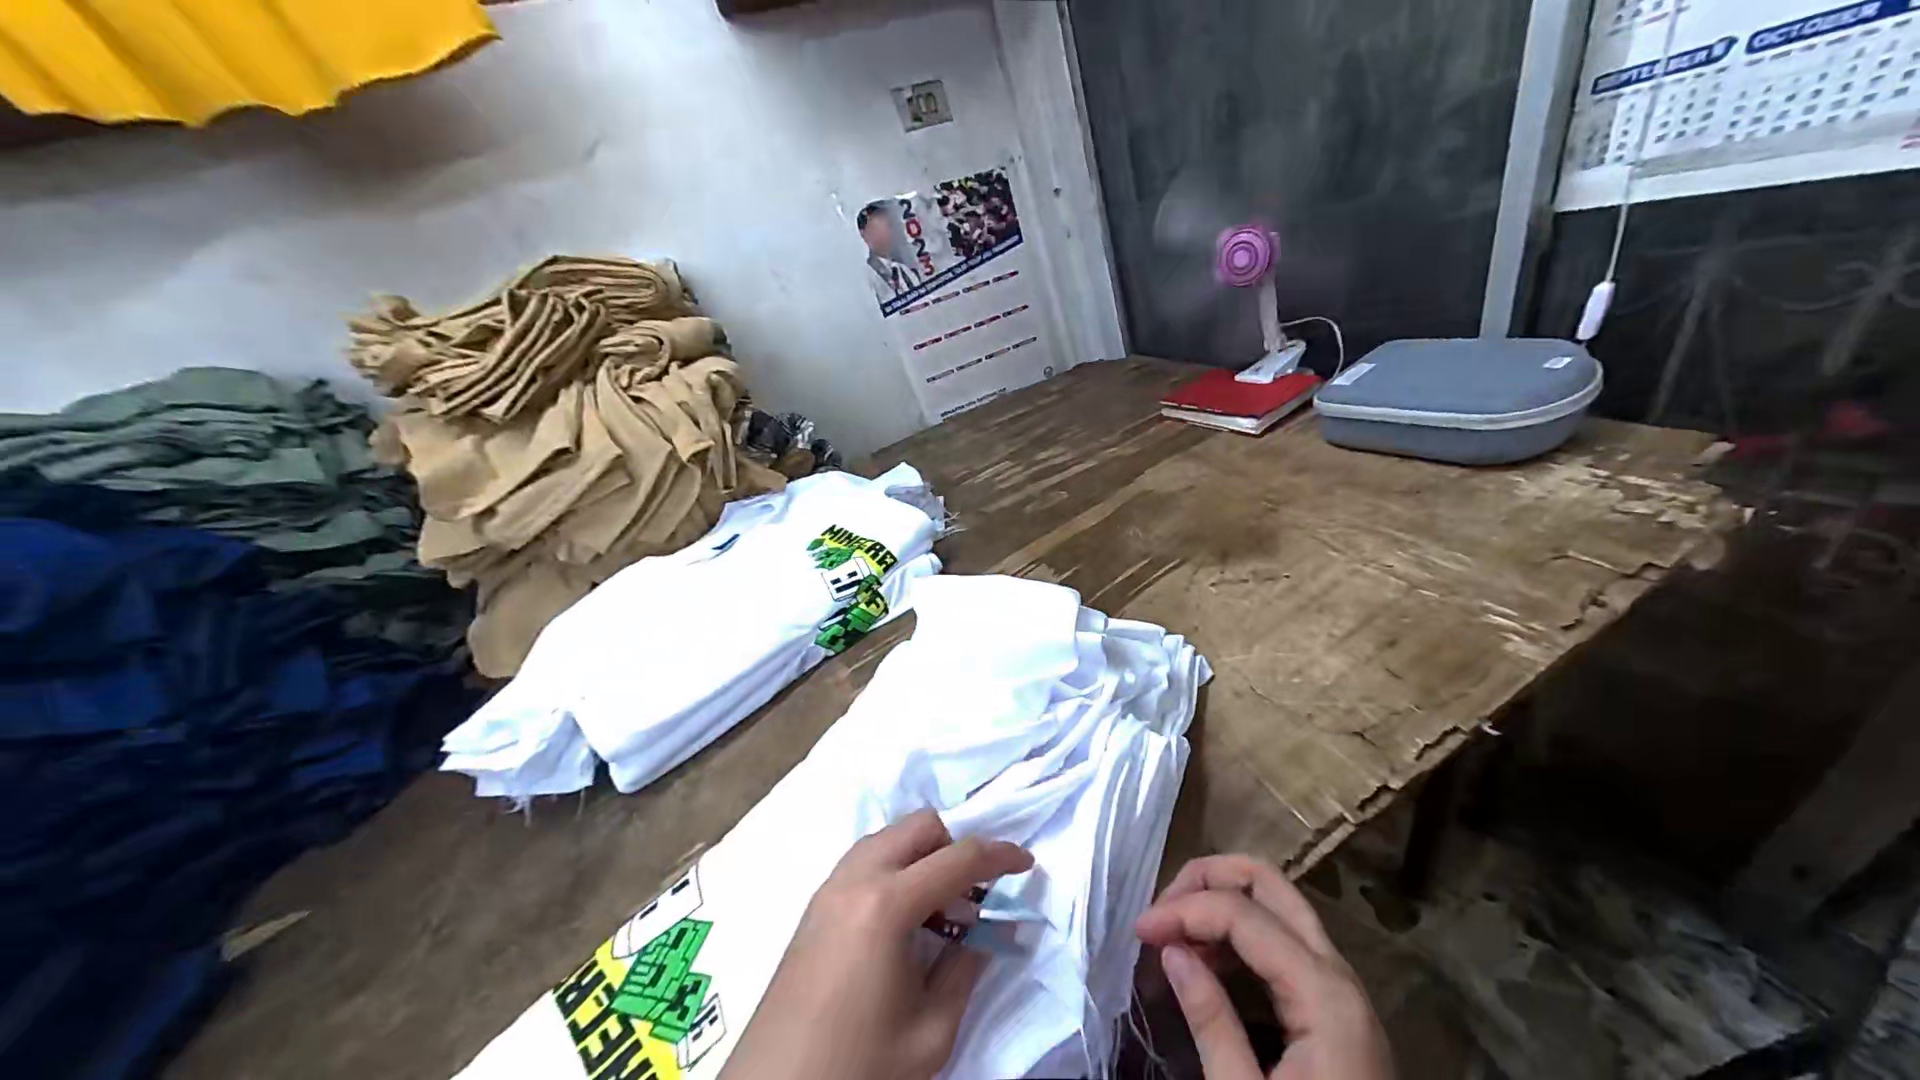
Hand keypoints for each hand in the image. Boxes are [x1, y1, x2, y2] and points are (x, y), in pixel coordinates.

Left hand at [719, 809, 1033, 1079]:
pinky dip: (896, 868)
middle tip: (979, 890)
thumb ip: (966, 968)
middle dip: (958, 845)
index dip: (1000, 856)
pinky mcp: (815, 904)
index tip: (1027, 863)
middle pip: (920, 826)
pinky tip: (907, 919)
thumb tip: (988, 931)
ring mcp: (829, 887)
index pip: (958, 857)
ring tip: (945, 910)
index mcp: (886, 903)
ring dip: (925, 856)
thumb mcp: (931, 1031)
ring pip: (890, 838)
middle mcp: (855, 878)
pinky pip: (866, 860)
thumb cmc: (859, 1067)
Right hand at [1136, 855, 1394, 1079]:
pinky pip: (1284, 936)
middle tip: (1162, 909)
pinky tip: (1208, 955)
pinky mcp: (1334, 1004)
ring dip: (1221, 899)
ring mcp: (1341, 986)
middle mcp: (1339, 973)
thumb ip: (1211, 1023)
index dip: (1183, 910)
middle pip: (1269, 883)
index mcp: (1324, 996)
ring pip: (1277, 902)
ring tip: (1177, 933)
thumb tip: (1171, 951)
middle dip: (1207, 879)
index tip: (1138, 931)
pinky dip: (1240, 927)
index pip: (1242, 914)